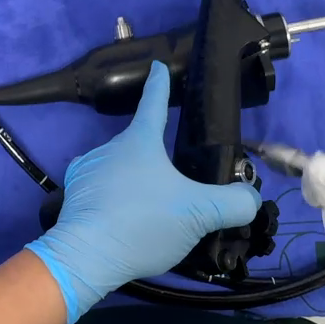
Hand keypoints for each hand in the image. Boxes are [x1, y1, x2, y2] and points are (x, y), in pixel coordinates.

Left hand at [26, 62, 261, 323]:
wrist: (86, 257)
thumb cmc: (143, 223)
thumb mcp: (199, 214)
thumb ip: (233, 203)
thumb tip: (250, 198)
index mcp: (139, 142)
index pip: (153, 103)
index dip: (160, 85)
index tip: (158, 67)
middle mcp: (109, 148)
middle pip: (140, 144)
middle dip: (157, 159)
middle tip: (177, 184)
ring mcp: (86, 171)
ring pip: (120, 168)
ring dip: (136, 181)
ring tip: (152, 210)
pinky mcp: (74, 196)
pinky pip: (102, 189)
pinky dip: (116, 199)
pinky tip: (126, 219)